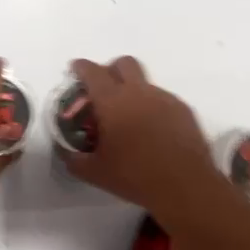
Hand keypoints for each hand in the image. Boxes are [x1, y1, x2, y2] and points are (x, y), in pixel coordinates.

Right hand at [63, 57, 219, 211]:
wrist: (184, 186)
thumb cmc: (134, 177)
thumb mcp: (94, 173)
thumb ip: (73, 158)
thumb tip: (65, 151)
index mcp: (112, 102)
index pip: (93, 72)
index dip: (81, 67)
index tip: (75, 69)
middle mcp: (139, 92)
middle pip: (124, 63)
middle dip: (110, 69)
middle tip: (103, 90)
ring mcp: (164, 98)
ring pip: (145, 82)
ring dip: (132, 91)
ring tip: (129, 119)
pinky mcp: (183, 110)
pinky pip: (162, 99)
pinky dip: (151, 107)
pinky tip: (152, 131)